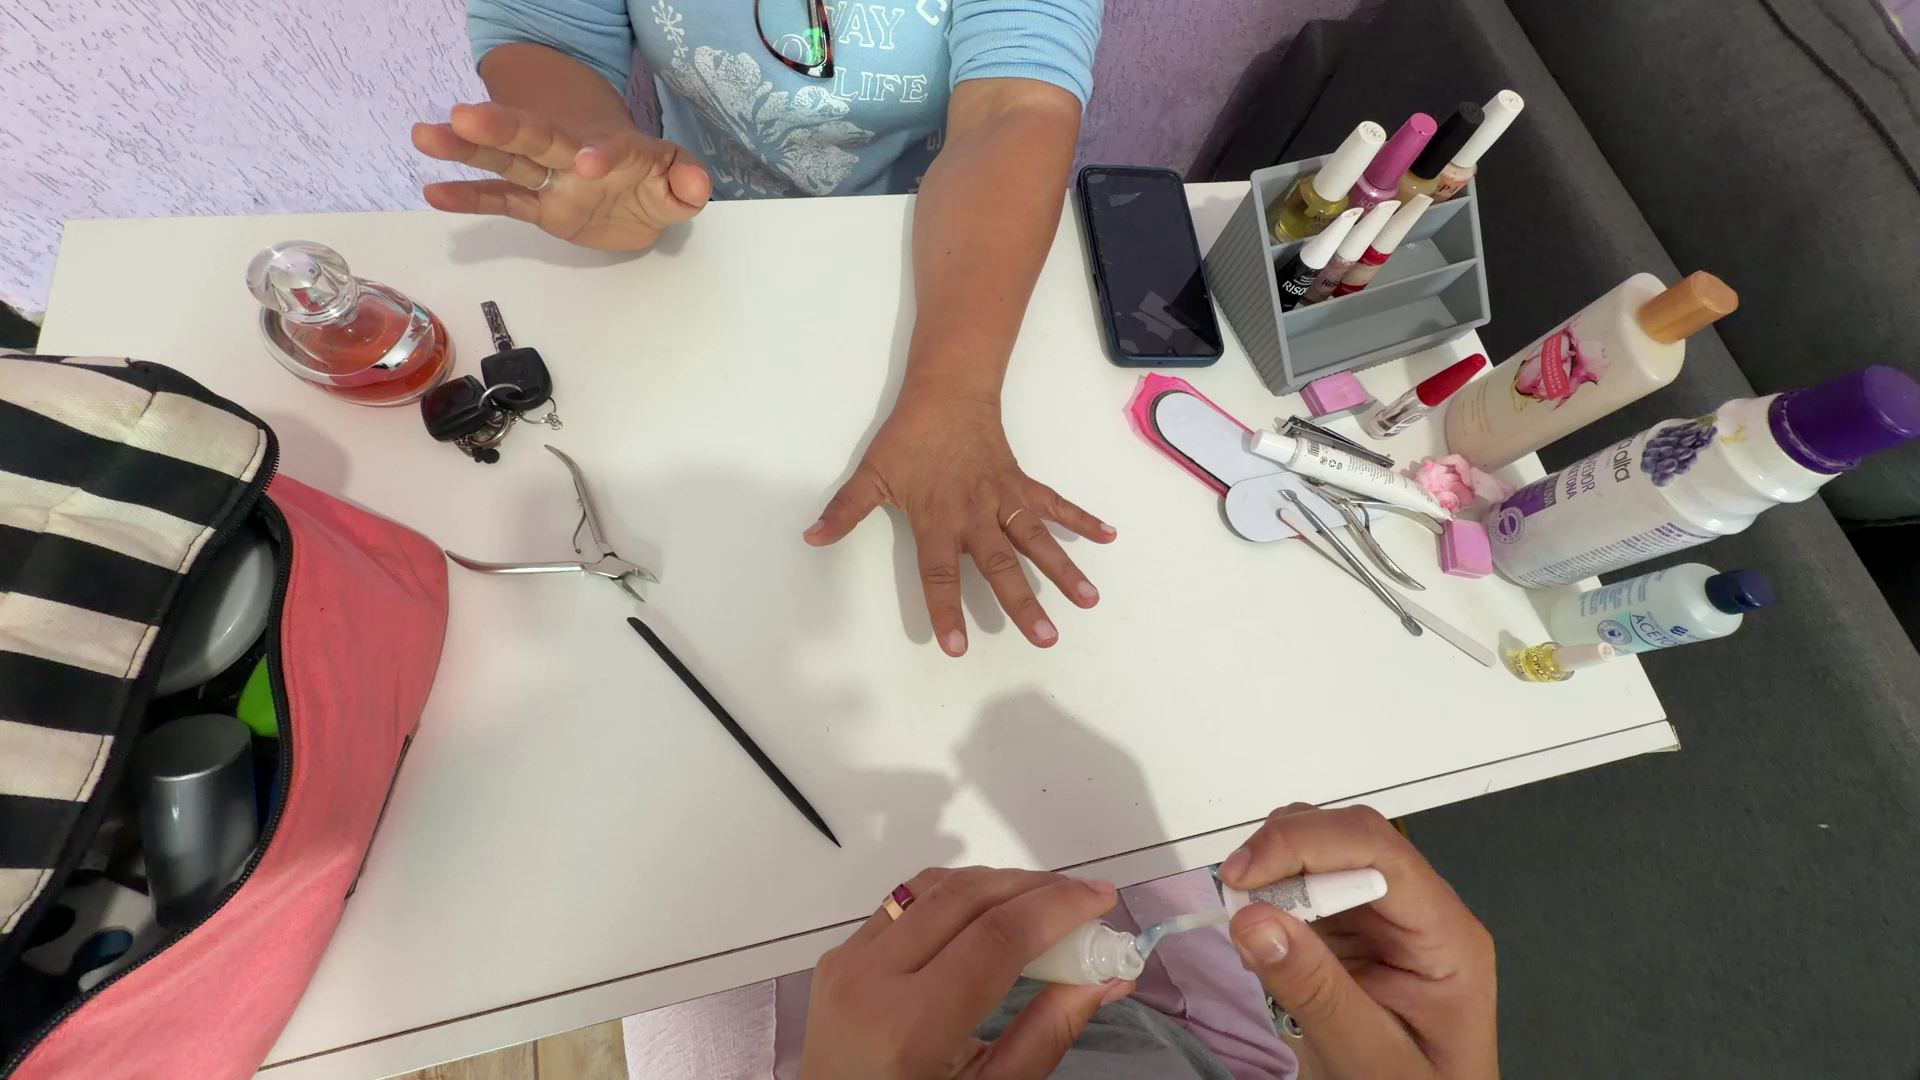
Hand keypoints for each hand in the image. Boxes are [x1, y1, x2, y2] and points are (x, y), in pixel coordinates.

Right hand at [411, 102, 711, 249]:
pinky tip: (435, 193)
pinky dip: (472, 198)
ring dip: (469, 149)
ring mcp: (553, 181)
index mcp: (615, 150)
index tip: (587, 163)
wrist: (638, 193)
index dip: (599, 154)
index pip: (605, 147)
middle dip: (503, 126)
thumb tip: (696, 185)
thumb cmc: (657, 181)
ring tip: (427, 135)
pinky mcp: (542, 208)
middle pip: (536, 136)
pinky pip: (504, 201)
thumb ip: (690, 182)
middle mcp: (574, 157)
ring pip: (508, 160)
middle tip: (464, 115)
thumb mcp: (681, 181)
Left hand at [801, 867, 1132, 1079]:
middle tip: (1084, 896)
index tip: (1102, 898)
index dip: (1057, 908)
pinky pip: (906, 899)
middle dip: (1035, 886)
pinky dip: (956, 893)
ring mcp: (847, 959)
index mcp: (908, 1028)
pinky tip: (988, 907)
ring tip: (1045, 899)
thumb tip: (1107, 976)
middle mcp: (871, 978)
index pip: (995, 938)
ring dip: (997, 881)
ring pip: (935, 885)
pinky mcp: (840, 952)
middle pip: (967, 896)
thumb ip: (1048, 1032)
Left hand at [804, 392, 1114, 654]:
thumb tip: (811, 538)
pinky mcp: (1022, 483)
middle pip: (1001, 565)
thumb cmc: (908, 438)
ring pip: (1036, 539)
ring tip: (1087, 600)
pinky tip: (1107, 535)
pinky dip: (1081, 518)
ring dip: (1063, 569)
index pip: (940, 574)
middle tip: (1044, 638)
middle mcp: (976, 516)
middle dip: (1023, 602)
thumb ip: (844, 511)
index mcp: (938, 520)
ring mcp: (1004, 499)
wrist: (946, 392)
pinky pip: (1055, 503)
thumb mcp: (872, 474)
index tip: (959, 647)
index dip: (946, 611)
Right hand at [1219, 805, 1497, 1079]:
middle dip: (1281, 850)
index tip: (1243, 875)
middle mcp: (1417, 905)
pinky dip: (1267, 886)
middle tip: (1234, 892)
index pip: (1376, 848)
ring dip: (1271, 865)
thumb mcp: (1371, 1061)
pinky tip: (1261, 930)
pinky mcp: (1348, 914)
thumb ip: (1315, 992)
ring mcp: (1381, 906)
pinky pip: (1301, 872)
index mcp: (1444, 934)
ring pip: (1318, 841)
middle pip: (1345, 833)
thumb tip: (1250, 919)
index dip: (1304, 843)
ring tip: (1247, 917)